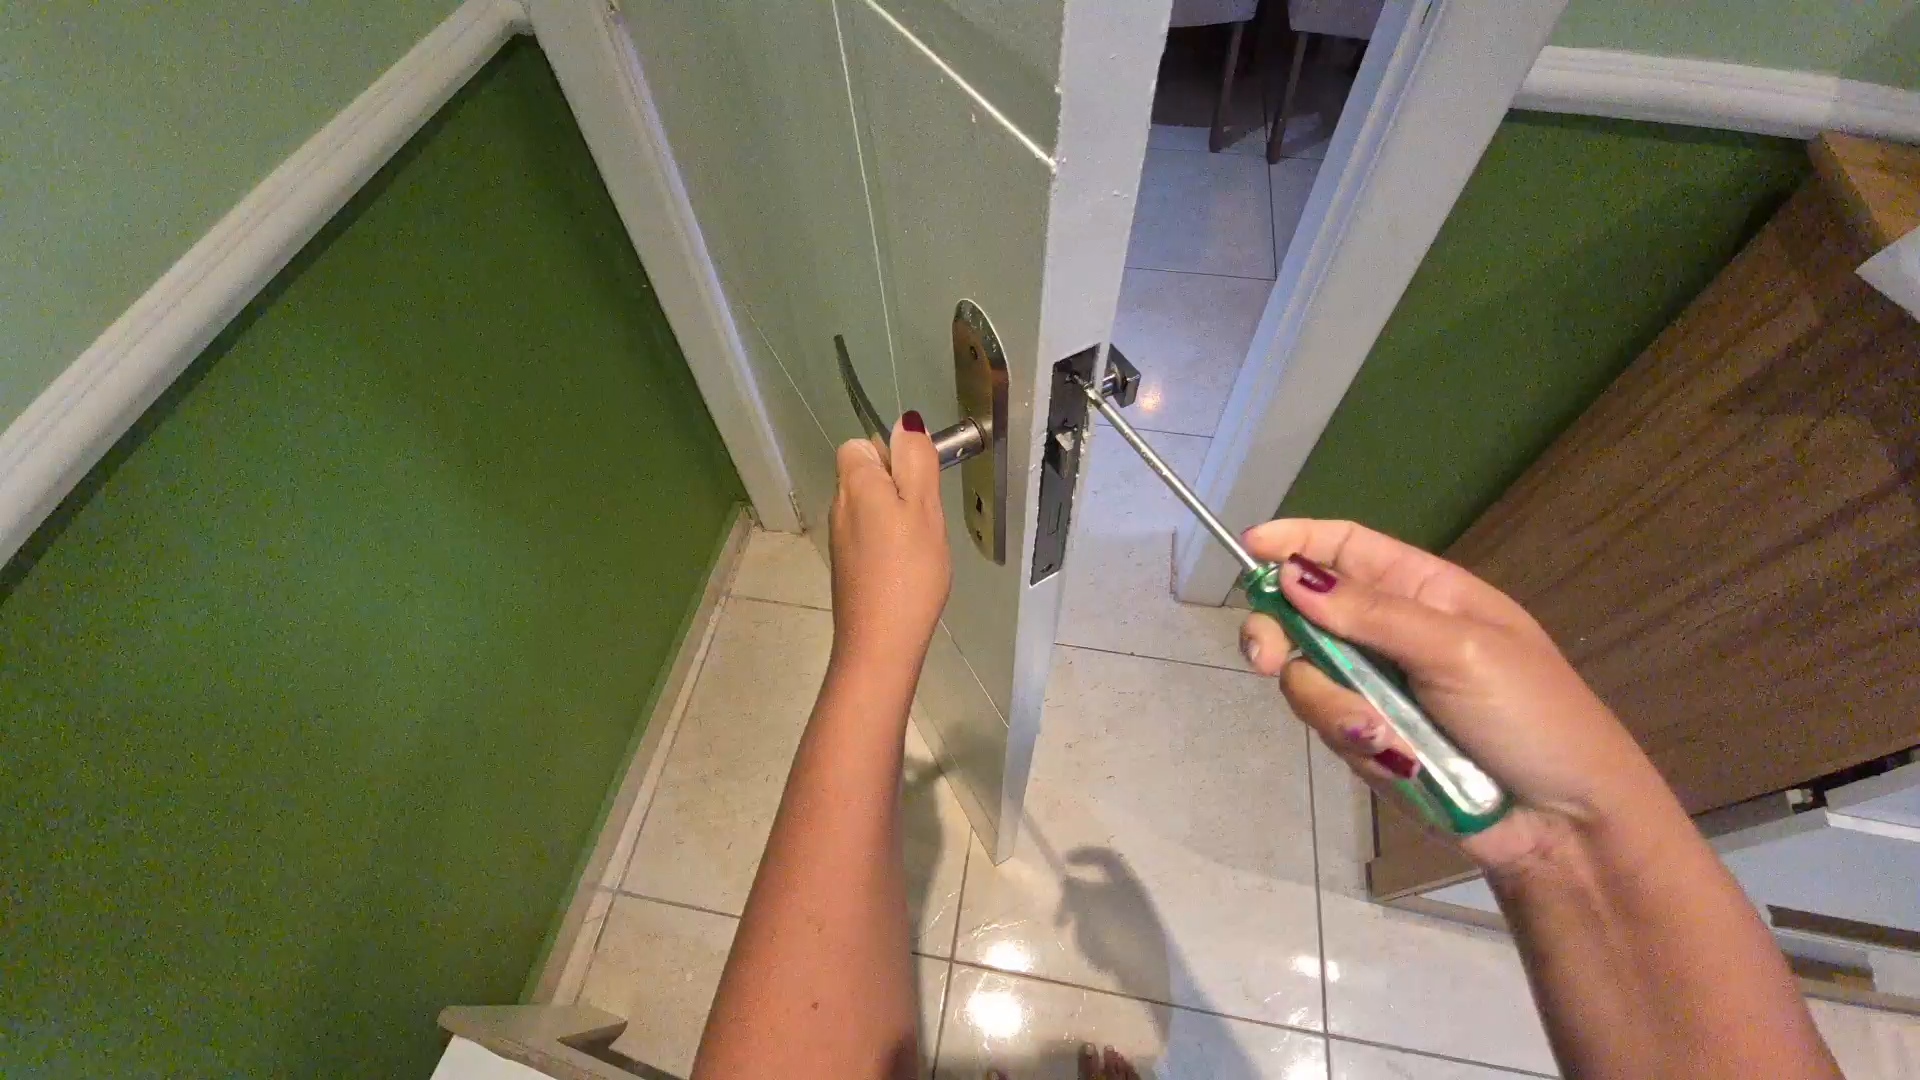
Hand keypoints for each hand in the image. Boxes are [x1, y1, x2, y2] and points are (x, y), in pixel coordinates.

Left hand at [827, 413, 951, 666]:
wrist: (880, 642)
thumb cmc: (909, 571)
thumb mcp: (923, 508)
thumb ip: (915, 460)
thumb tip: (905, 422)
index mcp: (854, 484)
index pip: (860, 444)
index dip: (891, 455)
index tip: (917, 484)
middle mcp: (838, 506)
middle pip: (866, 475)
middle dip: (898, 487)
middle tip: (925, 518)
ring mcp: (839, 539)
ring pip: (870, 508)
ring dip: (895, 517)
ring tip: (920, 546)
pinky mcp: (846, 566)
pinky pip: (868, 536)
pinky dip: (888, 544)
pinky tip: (907, 568)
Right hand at [1237, 519, 1672, 871]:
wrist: (1564, 827)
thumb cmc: (1532, 717)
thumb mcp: (1459, 651)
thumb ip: (1371, 613)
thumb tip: (1290, 574)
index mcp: (1419, 591)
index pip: (1342, 546)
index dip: (1293, 540)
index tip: (1248, 546)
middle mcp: (1383, 630)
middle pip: (1299, 609)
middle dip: (1275, 631)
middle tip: (1266, 659)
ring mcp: (1370, 683)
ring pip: (1302, 672)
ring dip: (1331, 704)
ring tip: (1382, 735)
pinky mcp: (1363, 731)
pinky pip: (1323, 721)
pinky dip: (1350, 738)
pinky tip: (1394, 757)